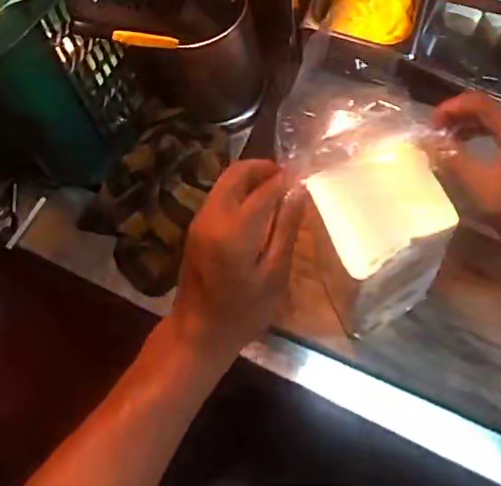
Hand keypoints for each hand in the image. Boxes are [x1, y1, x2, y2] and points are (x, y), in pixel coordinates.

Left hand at [169, 160, 306, 360]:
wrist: (197, 333)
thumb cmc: (242, 311)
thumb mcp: (274, 274)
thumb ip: (286, 228)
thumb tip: (299, 191)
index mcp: (234, 228)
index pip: (264, 188)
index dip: (285, 179)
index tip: (303, 175)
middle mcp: (213, 214)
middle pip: (237, 173)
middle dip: (263, 168)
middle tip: (288, 177)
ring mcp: (201, 218)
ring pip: (226, 181)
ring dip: (250, 177)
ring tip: (276, 189)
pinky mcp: (196, 225)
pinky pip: (220, 194)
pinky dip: (239, 190)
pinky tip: (257, 205)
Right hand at [433, 92, 500, 269]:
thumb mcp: (486, 193)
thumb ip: (455, 162)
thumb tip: (427, 140)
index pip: (478, 102)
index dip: (450, 109)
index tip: (429, 127)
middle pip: (484, 106)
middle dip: (455, 115)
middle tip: (432, 133)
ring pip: (491, 116)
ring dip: (465, 123)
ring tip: (444, 140)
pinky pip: (499, 128)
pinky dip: (478, 132)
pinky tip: (465, 146)